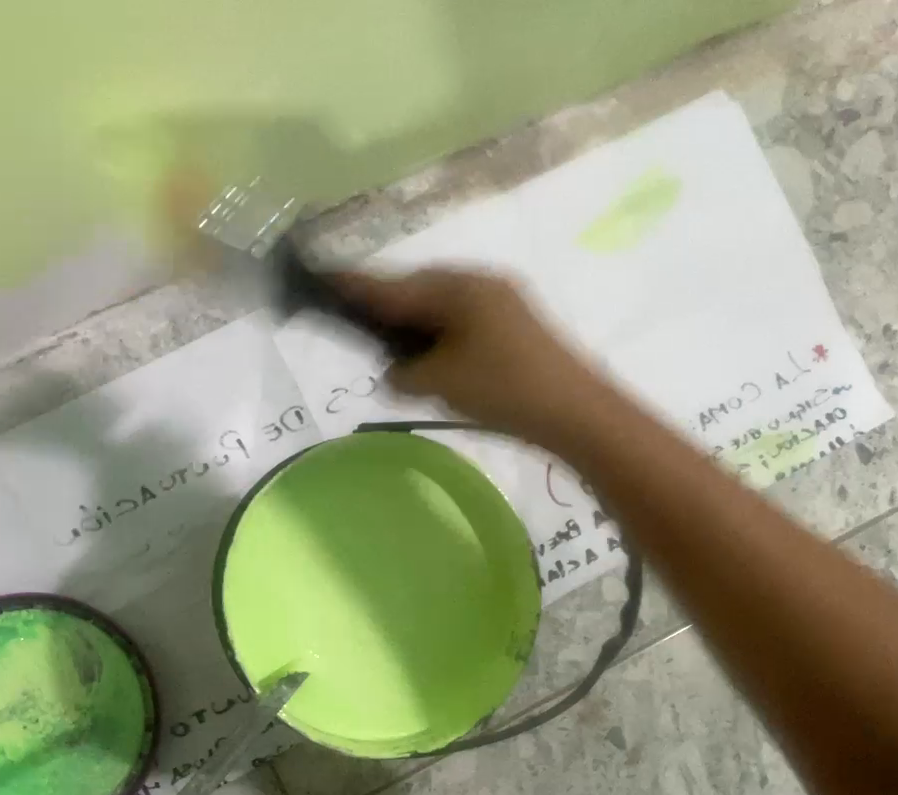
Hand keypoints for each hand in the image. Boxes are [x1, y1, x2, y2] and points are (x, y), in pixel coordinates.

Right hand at [339, 268, 605, 447]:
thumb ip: (403, 372)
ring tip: (391, 346)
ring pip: (441, 305)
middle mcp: (480, 282)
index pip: (393, 285)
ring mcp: (501, 300)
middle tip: (355, 322)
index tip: (321, 278)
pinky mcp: (513, 324)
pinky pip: (461, 320)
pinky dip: (438, 335)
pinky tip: (431, 358)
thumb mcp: (439, 383)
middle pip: (417, 288)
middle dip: (386, 306)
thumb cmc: (504, 390)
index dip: (355, 286)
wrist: (576, 412)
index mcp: (459, 287)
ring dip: (414, 323)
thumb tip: (395, 371)